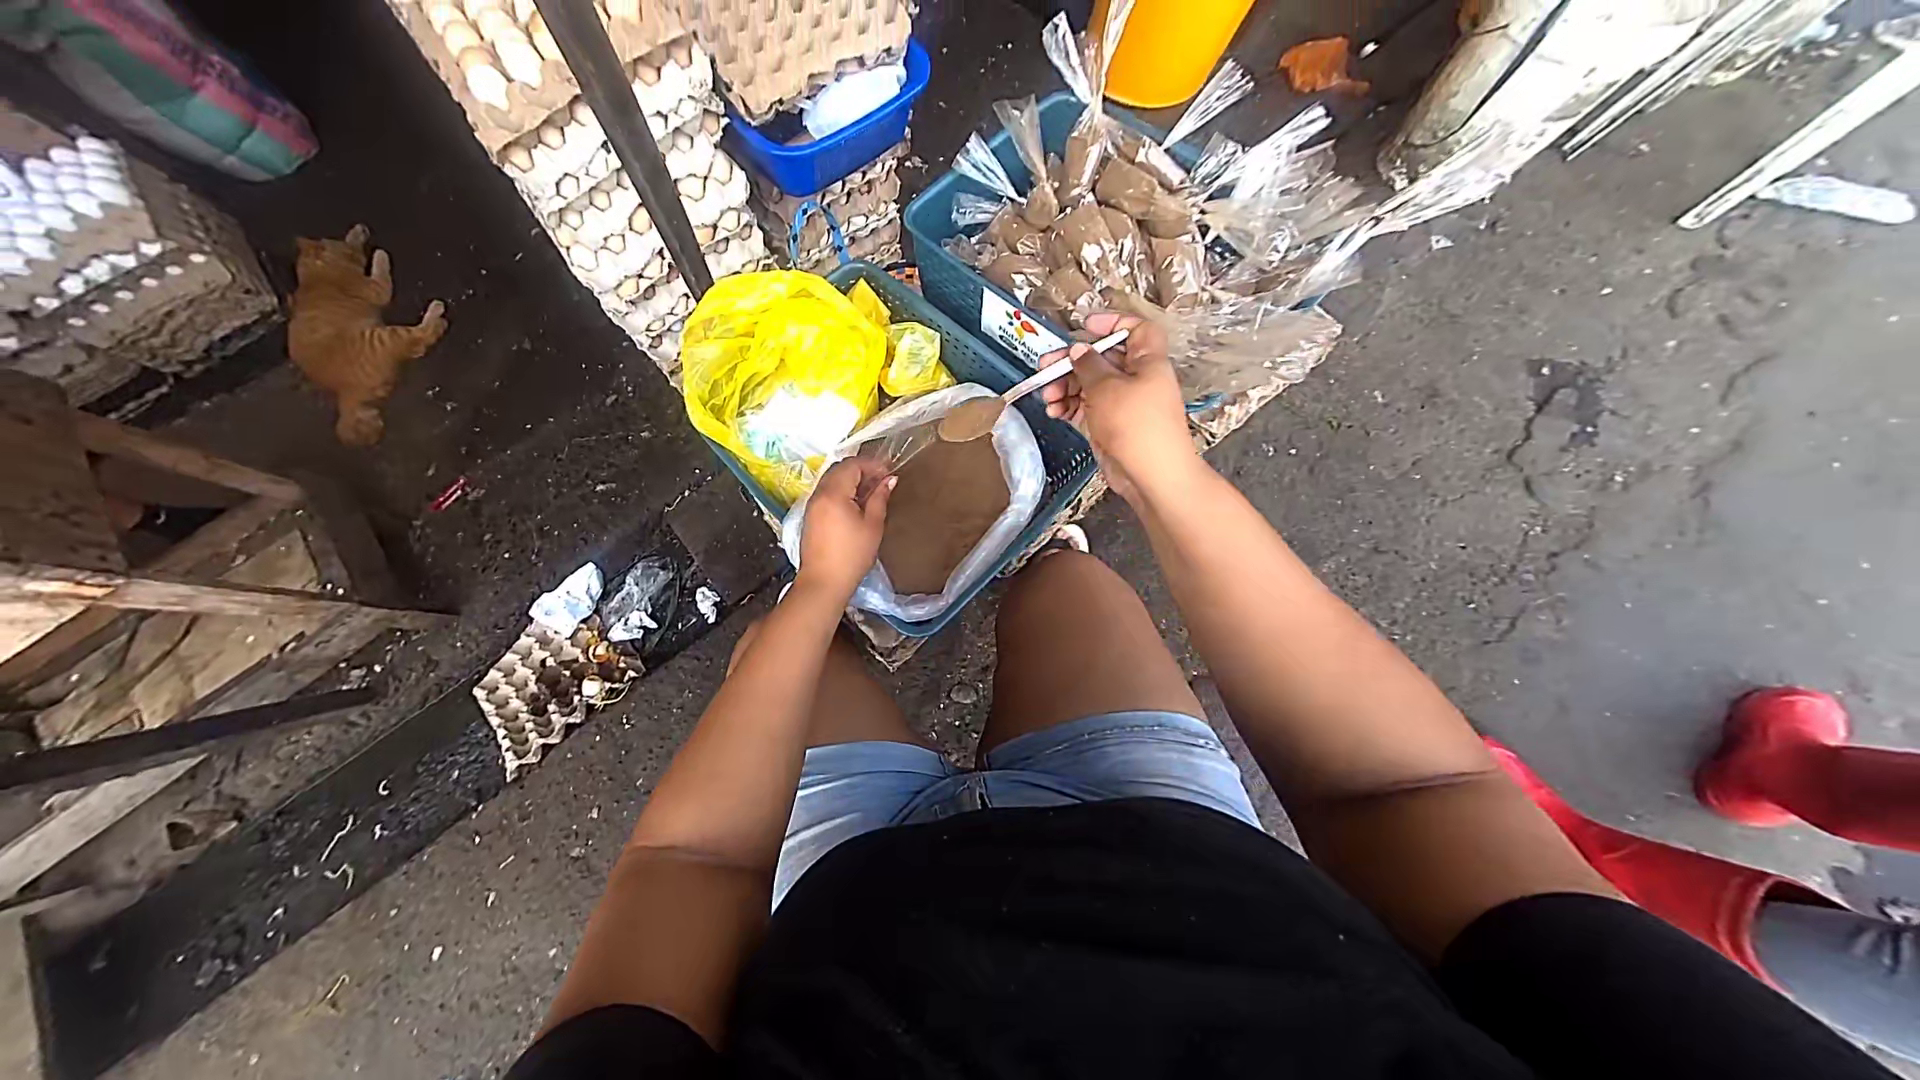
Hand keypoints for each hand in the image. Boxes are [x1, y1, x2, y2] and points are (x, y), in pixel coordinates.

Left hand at [796, 457, 895, 600]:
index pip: (852, 465)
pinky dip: (841, 490)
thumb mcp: (872, 525)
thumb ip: (880, 498)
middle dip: (861, 469)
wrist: (824, 582)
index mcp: (833, 493)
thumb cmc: (852, 555)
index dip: (872, 465)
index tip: (888, 473)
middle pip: (839, 468)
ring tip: (870, 492)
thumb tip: (889, 480)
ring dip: (850, 480)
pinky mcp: (810, 515)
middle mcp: (819, 494)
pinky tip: (855, 504)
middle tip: (881, 480)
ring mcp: (812, 504)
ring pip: (831, 479)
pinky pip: (826, 492)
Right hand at [1040, 313, 1200, 503]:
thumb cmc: (1139, 428)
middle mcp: (1136, 380)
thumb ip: (1088, 365)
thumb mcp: (1107, 387)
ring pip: (1089, 385)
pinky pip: (1084, 408)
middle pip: (1102, 359)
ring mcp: (1122, 404)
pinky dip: (1068, 407)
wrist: (1150, 475)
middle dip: (1073, 361)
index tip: (1086, 325)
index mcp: (1147, 362)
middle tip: (1048, 365)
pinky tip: (1055, 411)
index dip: (1112, 322)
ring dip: (1065, 387)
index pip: (1135, 329)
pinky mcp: (1109, 425)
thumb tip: (1079, 351)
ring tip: (1048, 395)